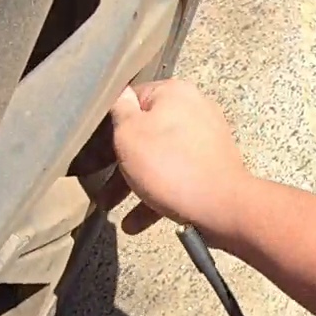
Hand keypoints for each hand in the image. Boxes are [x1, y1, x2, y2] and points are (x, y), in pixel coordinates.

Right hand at [108, 80, 251, 236]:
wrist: (221, 207)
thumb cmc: (170, 167)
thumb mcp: (129, 134)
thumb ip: (119, 110)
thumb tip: (120, 93)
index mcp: (174, 93)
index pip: (131, 99)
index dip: (108, 123)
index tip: (93, 146)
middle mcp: (193, 109)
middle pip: (144, 132)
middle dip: (118, 161)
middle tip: (97, 181)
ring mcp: (205, 138)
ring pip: (159, 157)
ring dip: (133, 183)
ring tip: (110, 207)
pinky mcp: (212, 166)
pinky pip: (177, 175)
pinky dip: (156, 194)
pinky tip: (134, 223)